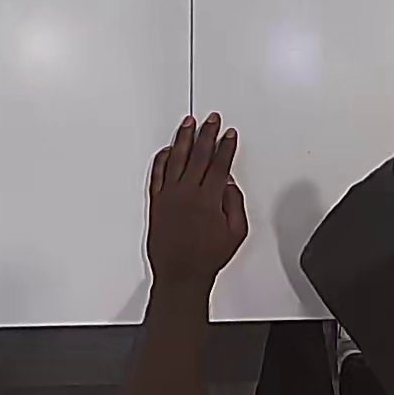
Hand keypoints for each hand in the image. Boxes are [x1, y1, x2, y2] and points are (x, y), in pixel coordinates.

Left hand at [147, 113, 248, 287]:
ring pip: (177, 158)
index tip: (230, 135)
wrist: (181, 274)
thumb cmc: (207, 257)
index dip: (227, 146)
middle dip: (208, 133)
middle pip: (200, 154)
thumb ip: (234, 203)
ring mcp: (169, 195)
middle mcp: (187, 193)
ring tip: (189, 123)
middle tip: (212, 120)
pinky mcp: (157, 201)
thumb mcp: (236, 232)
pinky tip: (167, 148)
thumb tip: (229, 183)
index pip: (220, 163)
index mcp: (209, 199)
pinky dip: (162, 158)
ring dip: (185, 138)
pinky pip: (158, 173)